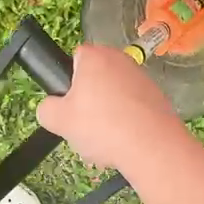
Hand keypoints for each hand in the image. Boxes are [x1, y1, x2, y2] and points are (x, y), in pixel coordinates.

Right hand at [35, 44, 194, 172]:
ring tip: (104, 140)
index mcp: (94, 57)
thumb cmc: (101, 126)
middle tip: (83, 125)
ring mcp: (141, 78)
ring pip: (113, 96)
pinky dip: (125, 123)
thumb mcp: (58, 121)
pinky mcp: (157, 97)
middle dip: (88, 101)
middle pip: (95, 79)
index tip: (69, 104)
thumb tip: (50, 108)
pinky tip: (123, 142)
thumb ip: (46, 109)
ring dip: (106, 115)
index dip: (68, 82)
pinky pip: (132, 108)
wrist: (151, 146)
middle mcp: (120, 59)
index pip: (74, 58)